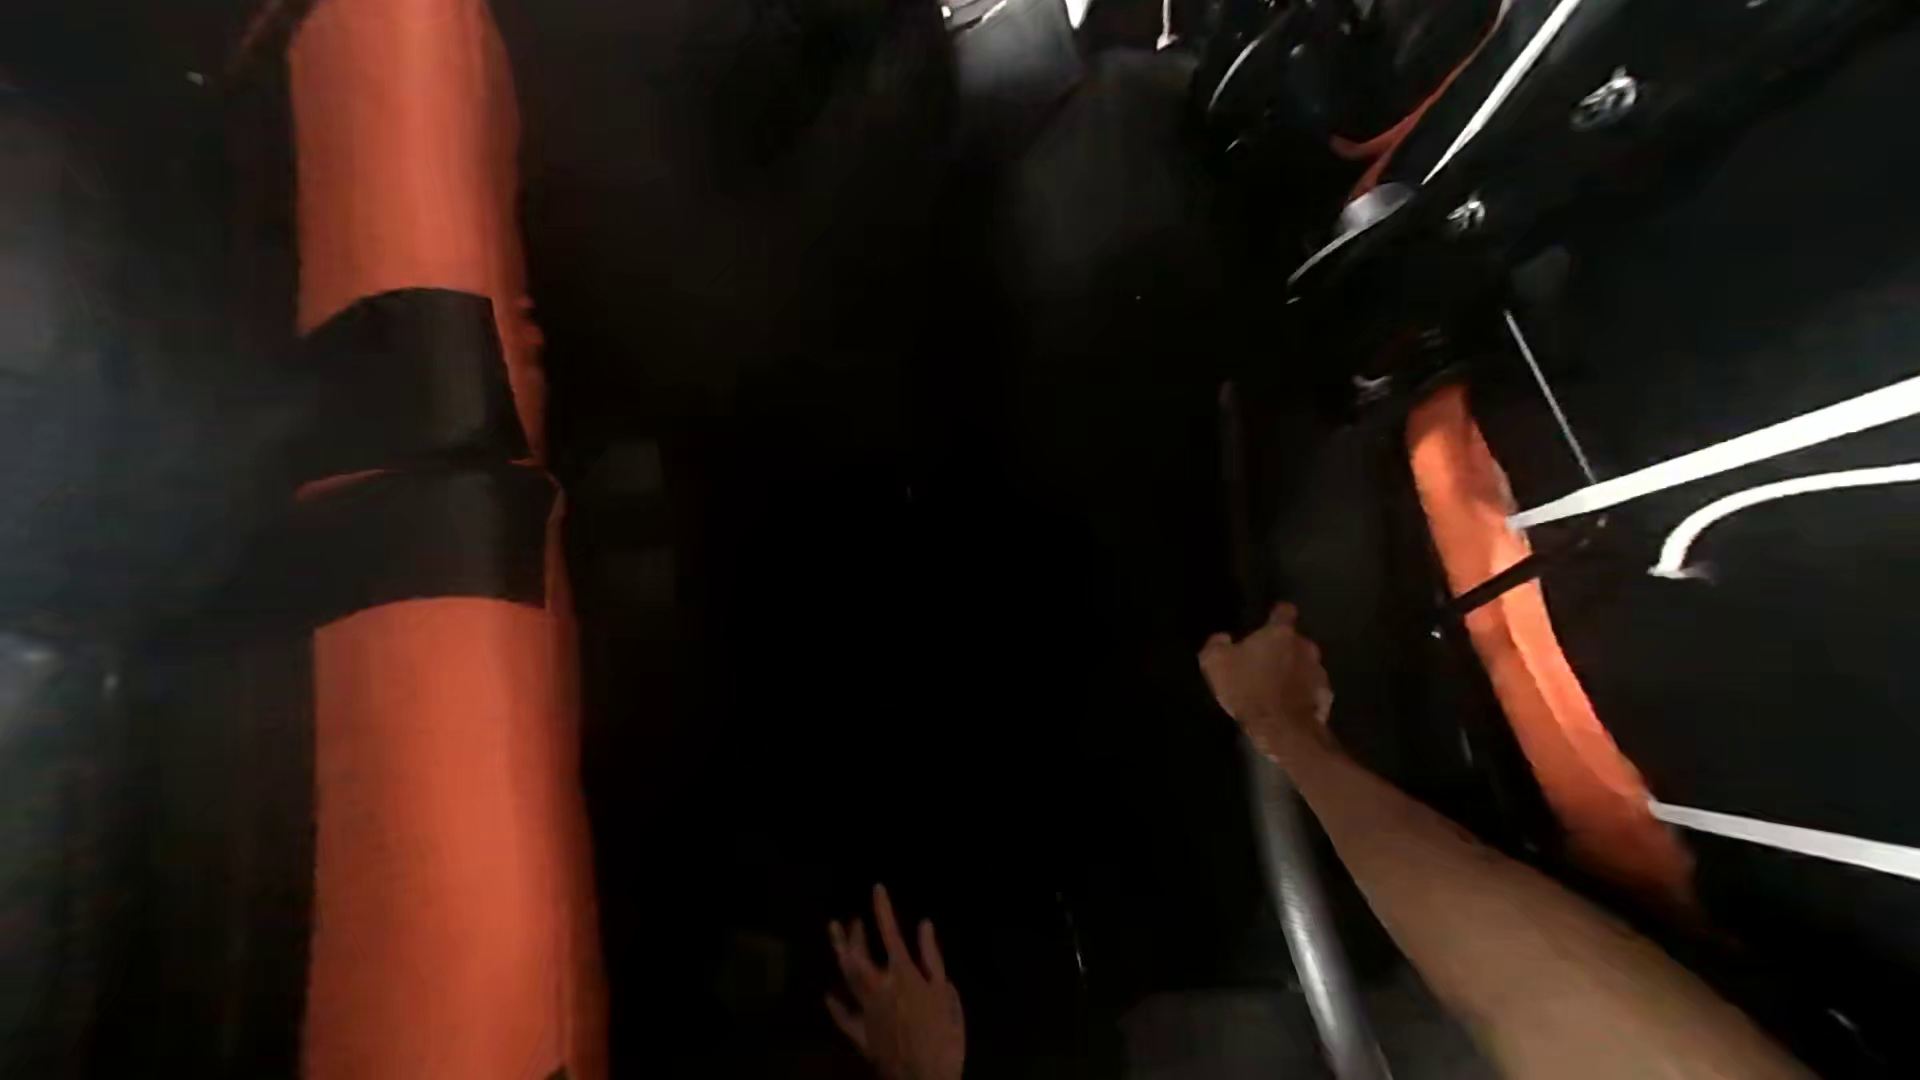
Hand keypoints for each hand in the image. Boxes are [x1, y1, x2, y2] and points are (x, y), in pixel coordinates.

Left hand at [827, 884, 964, 1079]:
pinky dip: (836, 1005)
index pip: (889, 933)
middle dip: (853, 934)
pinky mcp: (861, 1036)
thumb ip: (932, 957)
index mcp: (903, 974)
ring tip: (835, 939)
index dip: (882, 909)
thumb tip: (924, 926)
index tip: (877, 888)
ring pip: (848, 979)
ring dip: (841, 956)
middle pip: (859, 955)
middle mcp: (880, 988)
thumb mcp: (946, 992)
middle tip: (851, 919)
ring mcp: (867, 1012)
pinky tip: (828, 994)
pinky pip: (844, 1018)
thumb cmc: (943, 1034)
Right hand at [1199, 602, 1334, 762]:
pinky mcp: (1325, 697)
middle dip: (1281, 649)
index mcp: (1280, 634)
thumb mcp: (1215, 664)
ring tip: (1273, 688)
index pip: (1284, 611)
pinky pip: (1311, 689)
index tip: (1268, 622)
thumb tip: (1223, 638)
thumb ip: (1215, 644)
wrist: (1282, 730)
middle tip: (1263, 663)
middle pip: (1294, 640)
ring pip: (1304, 665)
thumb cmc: (1247, 689)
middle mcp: (1306, 647)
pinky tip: (1285, 706)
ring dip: (1292, 671)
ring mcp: (1319, 672)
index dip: (1276, 614)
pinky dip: (1300, 694)